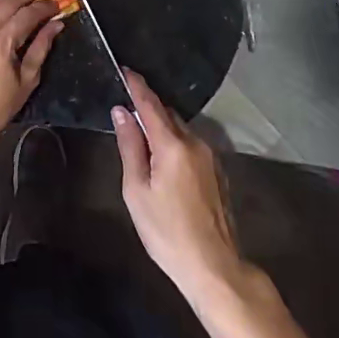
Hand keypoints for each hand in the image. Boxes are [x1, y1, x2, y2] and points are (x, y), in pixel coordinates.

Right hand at [112, 68, 242, 292]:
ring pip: (181, 130)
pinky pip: (191, 145)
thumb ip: (130, 146)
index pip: (151, 103)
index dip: (136, 85)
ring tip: (143, 142)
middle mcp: (195, 142)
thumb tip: (121, 112)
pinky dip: (175, 143)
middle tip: (127, 113)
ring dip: (163, 128)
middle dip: (149, 108)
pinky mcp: (217, 172)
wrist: (214, 267)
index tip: (124, 70)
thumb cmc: (167, 231)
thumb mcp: (137, 190)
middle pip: (168, 114)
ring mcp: (210, 157)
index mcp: (173, 144)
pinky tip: (166, 163)